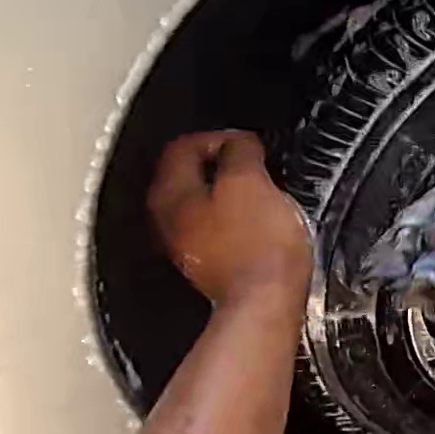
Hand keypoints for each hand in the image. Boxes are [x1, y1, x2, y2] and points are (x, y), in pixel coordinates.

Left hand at [148, 131, 312, 309]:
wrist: (265, 296)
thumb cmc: (259, 242)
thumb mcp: (251, 184)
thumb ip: (240, 155)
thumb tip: (239, 142)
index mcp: (173, 194)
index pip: (183, 147)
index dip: (221, 137)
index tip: (252, 144)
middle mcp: (169, 217)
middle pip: (190, 172)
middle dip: (225, 161)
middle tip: (259, 161)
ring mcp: (188, 240)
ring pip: (204, 197)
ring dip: (232, 186)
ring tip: (264, 186)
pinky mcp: (211, 257)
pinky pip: (220, 221)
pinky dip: (238, 210)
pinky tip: (261, 216)